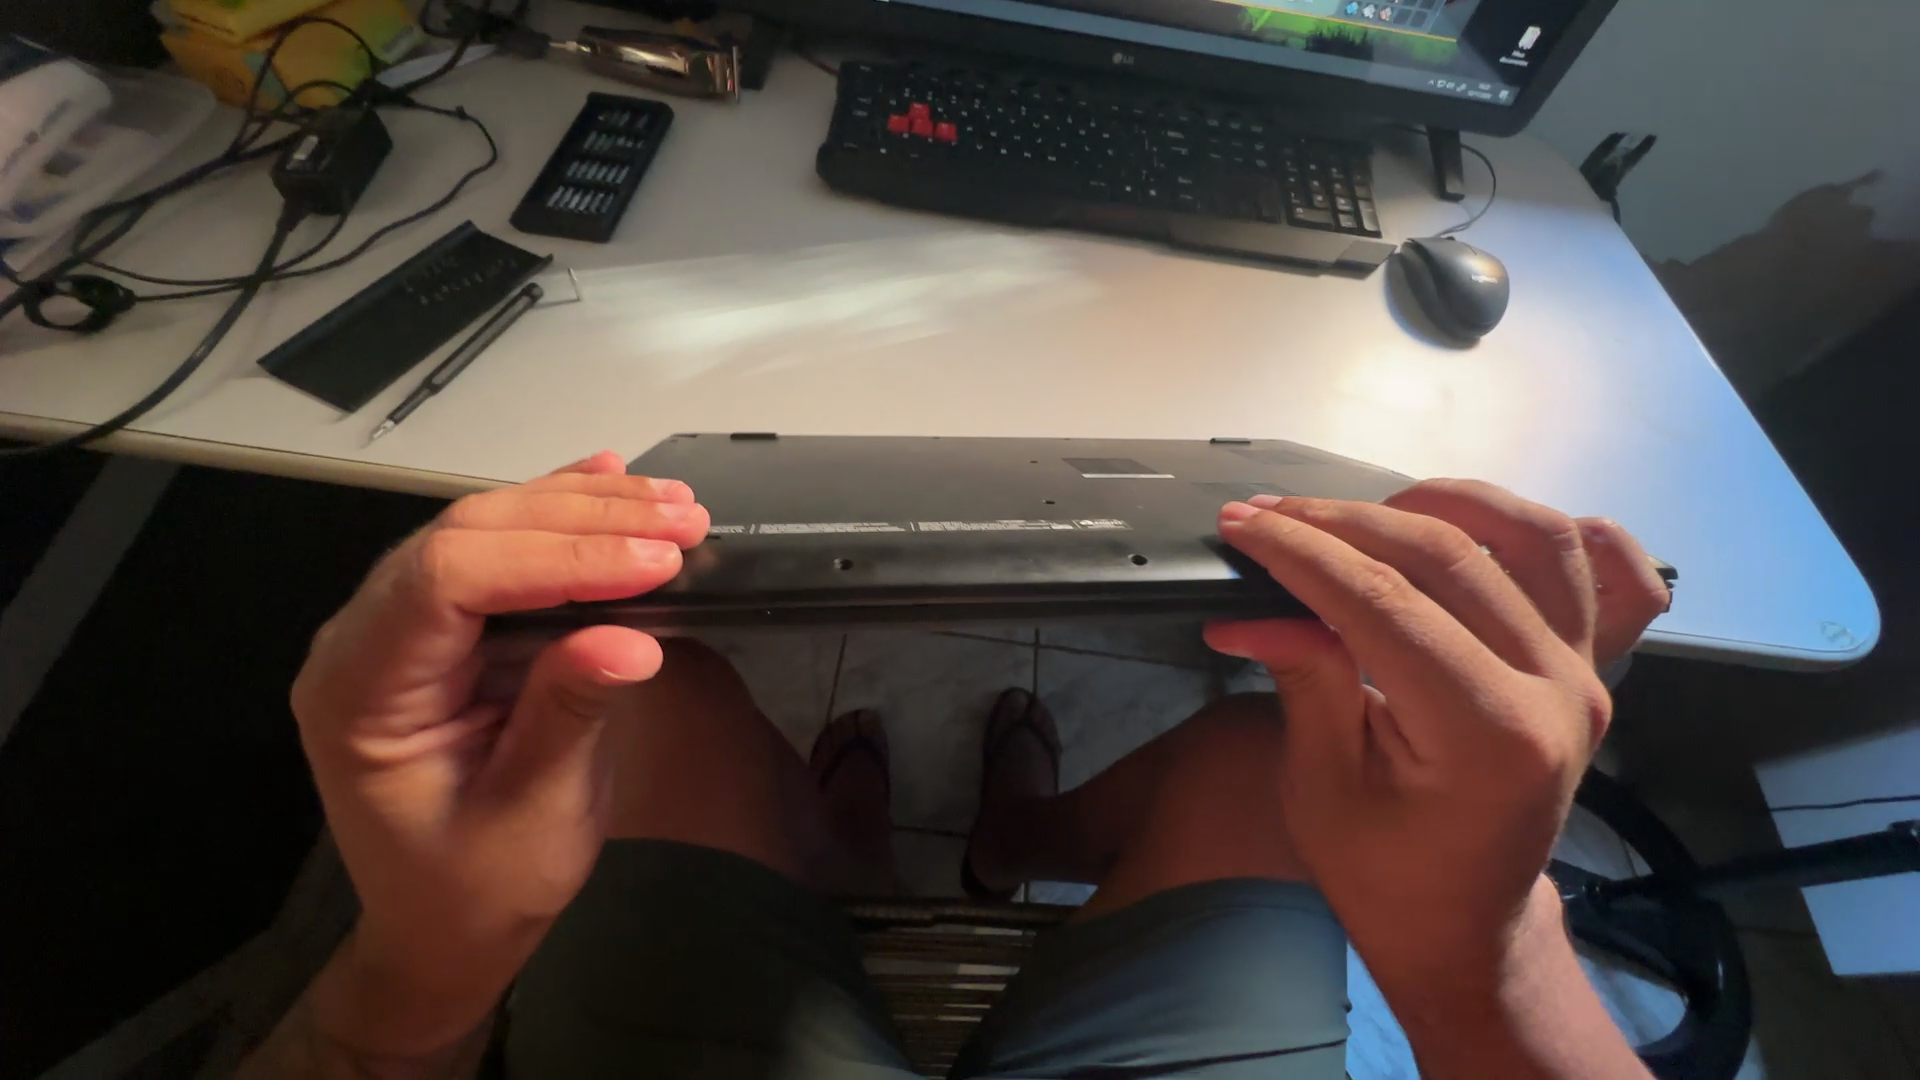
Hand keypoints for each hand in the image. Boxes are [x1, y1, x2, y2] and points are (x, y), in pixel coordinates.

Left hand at [288, 451, 707, 1053]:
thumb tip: (634, 639)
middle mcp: (372, 635)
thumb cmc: (480, 883)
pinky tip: (608, 476)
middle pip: (472, 533)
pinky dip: (567, 507)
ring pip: (494, 523)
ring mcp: (412, 621)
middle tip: (682, 520)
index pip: (448, 581)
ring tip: (676, 503)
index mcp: (363, 689)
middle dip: (587, 519)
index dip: (559, 559)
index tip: (656, 562)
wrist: (451, 917)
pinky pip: (508, 543)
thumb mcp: (531, 812)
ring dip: (591, 506)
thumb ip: (568, 715)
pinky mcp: (458, 620)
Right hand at [1204, 480, 1668, 991]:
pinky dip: (1555, 532)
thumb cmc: (1379, 868)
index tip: (1241, 524)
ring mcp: (1588, 673)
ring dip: (1440, 502)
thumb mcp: (1318, 782)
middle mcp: (1557, 690)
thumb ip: (1302, 676)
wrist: (1462, 920)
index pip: (1382, 603)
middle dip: (1339, 522)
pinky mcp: (1592, 667)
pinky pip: (1613, 575)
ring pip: (1534, 537)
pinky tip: (1490, 530)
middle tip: (1267, 513)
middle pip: (1446, 557)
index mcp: (1487, 735)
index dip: (1300, 552)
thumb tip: (1249, 610)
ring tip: (1363, 509)